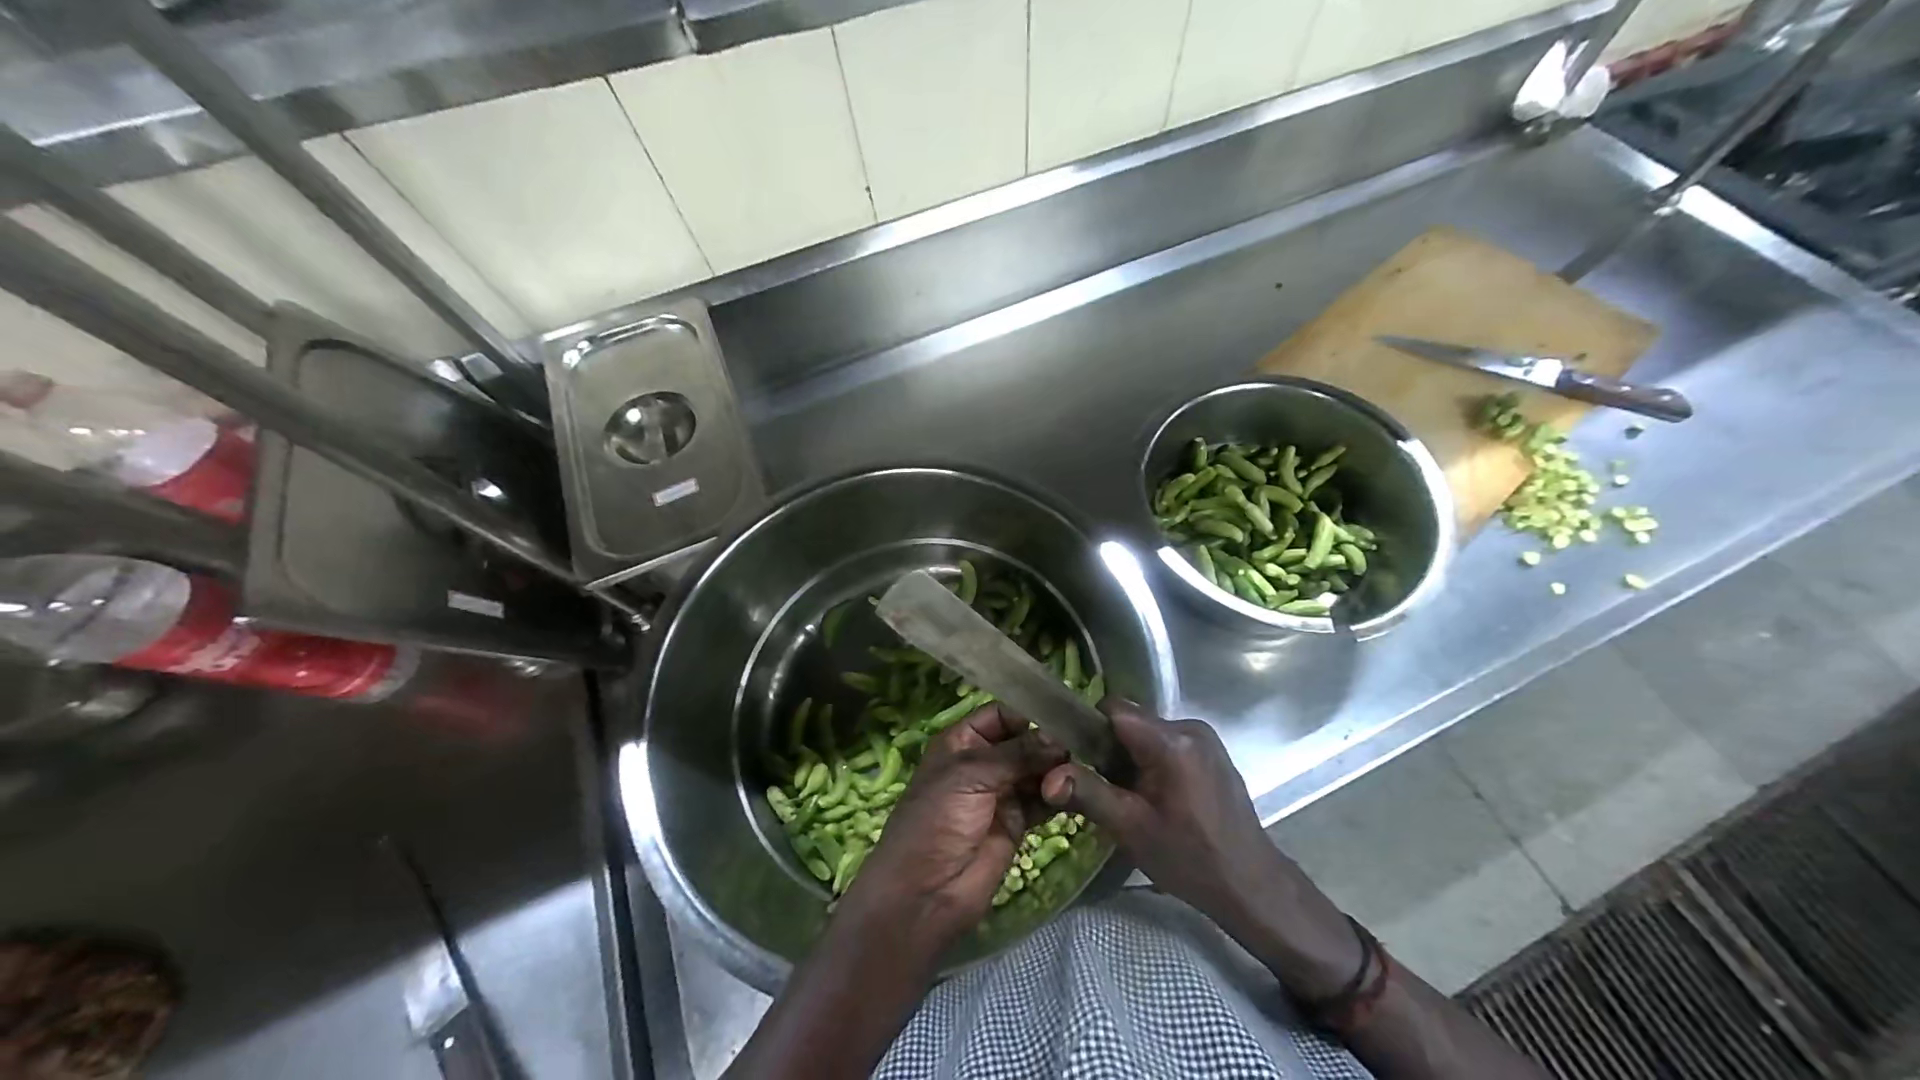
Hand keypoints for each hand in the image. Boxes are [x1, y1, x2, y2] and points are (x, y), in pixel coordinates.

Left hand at [842, 704, 1066, 946]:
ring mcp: (1002, 792)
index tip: (1065, 715)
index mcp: (962, 741)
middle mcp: (984, 761)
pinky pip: (1045, 800)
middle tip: (1083, 747)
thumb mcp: (970, 775)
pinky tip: (1080, 792)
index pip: (1002, 714)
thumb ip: (1016, 754)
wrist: (925, 893)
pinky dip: (1061, 795)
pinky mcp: (1018, 821)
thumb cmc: (936, 821)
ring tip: (1082, 772)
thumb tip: (1059, 737)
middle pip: (1025, 742)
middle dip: (1050, 743)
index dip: (1029, 713)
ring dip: (1058, 770)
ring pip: (1038, 770)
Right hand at [1040, 698, 1353, 988]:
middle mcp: (1190, 727)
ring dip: (1129, 756)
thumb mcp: (1131, 828)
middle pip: (1130, 720)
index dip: (1088, 727)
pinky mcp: (1212, 751)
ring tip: (1127, 796)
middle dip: (1109, 747)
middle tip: (1100, 786)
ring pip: (1147, 731)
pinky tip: (1153, 796)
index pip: (1114, 709)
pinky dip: (1151, 760)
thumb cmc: (1190, 859)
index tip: (1075, 756)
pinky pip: (1167, 742)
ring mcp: (1205, 738)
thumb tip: (1046, 778)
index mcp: (1171, 742)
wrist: (1252, 885)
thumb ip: (1088, 794)